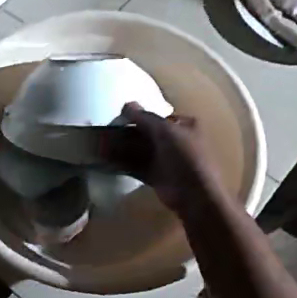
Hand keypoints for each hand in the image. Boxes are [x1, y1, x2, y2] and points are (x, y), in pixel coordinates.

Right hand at [102, 103, 224, 216]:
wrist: (194, 193)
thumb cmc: (184, 156)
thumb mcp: (166, 131)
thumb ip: (145, 118)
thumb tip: (127, 103)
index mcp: (185, 126)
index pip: (159, 117)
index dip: (140, 117)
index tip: (120, 118)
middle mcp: (176, 141)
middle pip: (148, 134)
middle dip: (128, 134)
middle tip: (107, 133)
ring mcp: (167, 160)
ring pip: (142, 151)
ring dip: (124, 149)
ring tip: (102, 146)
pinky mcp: (158, 177)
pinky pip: (138, 167)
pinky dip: (125, 164)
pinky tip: (108, 161)